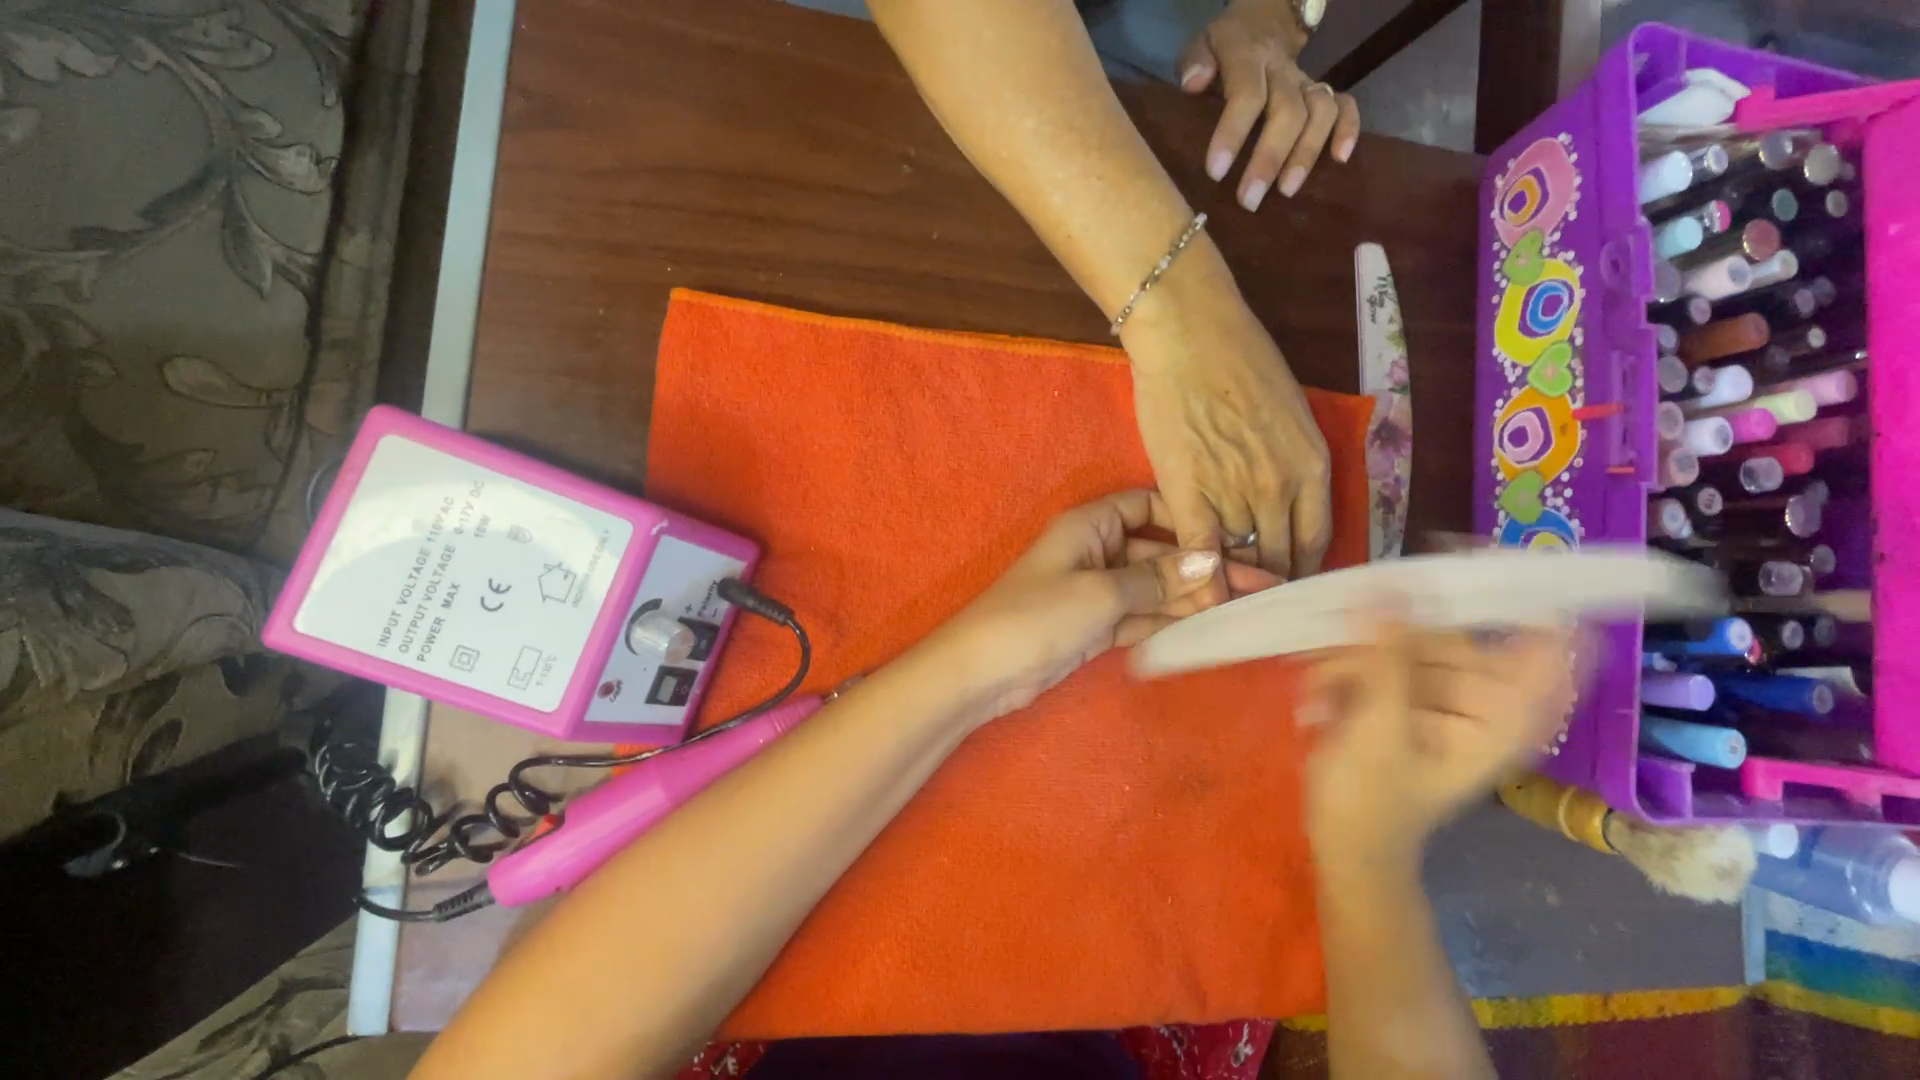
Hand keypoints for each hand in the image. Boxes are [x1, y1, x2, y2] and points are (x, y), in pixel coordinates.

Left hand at [918, 491, 1277, 725]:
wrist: (984, 671)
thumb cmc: (1038, 616)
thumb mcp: (1102, 592)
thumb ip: (1157, 579)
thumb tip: (1210, 561)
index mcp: (1090, 525)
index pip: (1147, 506)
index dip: (1187, 519)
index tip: (1232, 538)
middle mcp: (1097, 550)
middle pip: (1158, 552)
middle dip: (1203, 569)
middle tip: (1260, 585)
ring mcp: (1097, 590)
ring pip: (1154, 588)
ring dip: (1194, 598)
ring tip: (1247, 608)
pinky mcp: (1097, 625)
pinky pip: (1142, 615)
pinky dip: (1170, 621)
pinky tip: (1209, 627)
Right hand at [1122, 267, 1331, 592]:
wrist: (1189, 334)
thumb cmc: (1241, 359)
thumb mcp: (1289, 413)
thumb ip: (1290, 462)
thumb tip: (1275, 501)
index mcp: (1312, 467)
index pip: (1314, 542)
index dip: (1301, 574)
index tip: (1287, 588)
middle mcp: (1281, 488)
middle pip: (1279, 559)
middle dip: (1269, 589)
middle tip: (1255, 608)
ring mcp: (1235, 492)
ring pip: (1240, 559)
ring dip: (1234, 586)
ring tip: (1224, 606)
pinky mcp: (1189, 492)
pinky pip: (1201, 549)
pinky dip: (1201, 576)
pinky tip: (1196, 596)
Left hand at [1179, 0, 1360, 210]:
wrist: (1264, 23)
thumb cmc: (1225, 48)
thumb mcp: (1203, 44)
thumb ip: (1195, 60)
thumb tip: (1193, 83)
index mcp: (1249, 59)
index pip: (1247, 94)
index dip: (1233, 132)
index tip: (1216, 172)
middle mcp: (1284, 72)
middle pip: (1287, 112)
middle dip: (1270, 158)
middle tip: (1250, 199)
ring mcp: (1307, 82)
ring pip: (1320, 112)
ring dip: (1306, 153)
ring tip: (1287, 191)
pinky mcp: (1325, 92)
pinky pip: (1346, 106)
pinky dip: (1348, 130)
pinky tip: (1340, 160)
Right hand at [1300, 609, 1589, 868]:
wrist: (1346, 848)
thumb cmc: (1370, 801)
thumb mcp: (1378, 729)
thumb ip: (1388, 657)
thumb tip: (1392, 584)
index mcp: (1507, 715)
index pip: (1548, 641)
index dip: (1516, 599)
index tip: (1459, 568)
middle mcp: (1487, 700)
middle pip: (1448, 637)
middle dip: (1384, 648)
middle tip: (1335, 673)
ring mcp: (1446, 699)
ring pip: (1404, 646)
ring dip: (1352, 665)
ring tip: (1319, 700)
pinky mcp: (1411, 699)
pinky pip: (1383, 662)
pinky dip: (1347, 675)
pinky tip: (1321, 705)